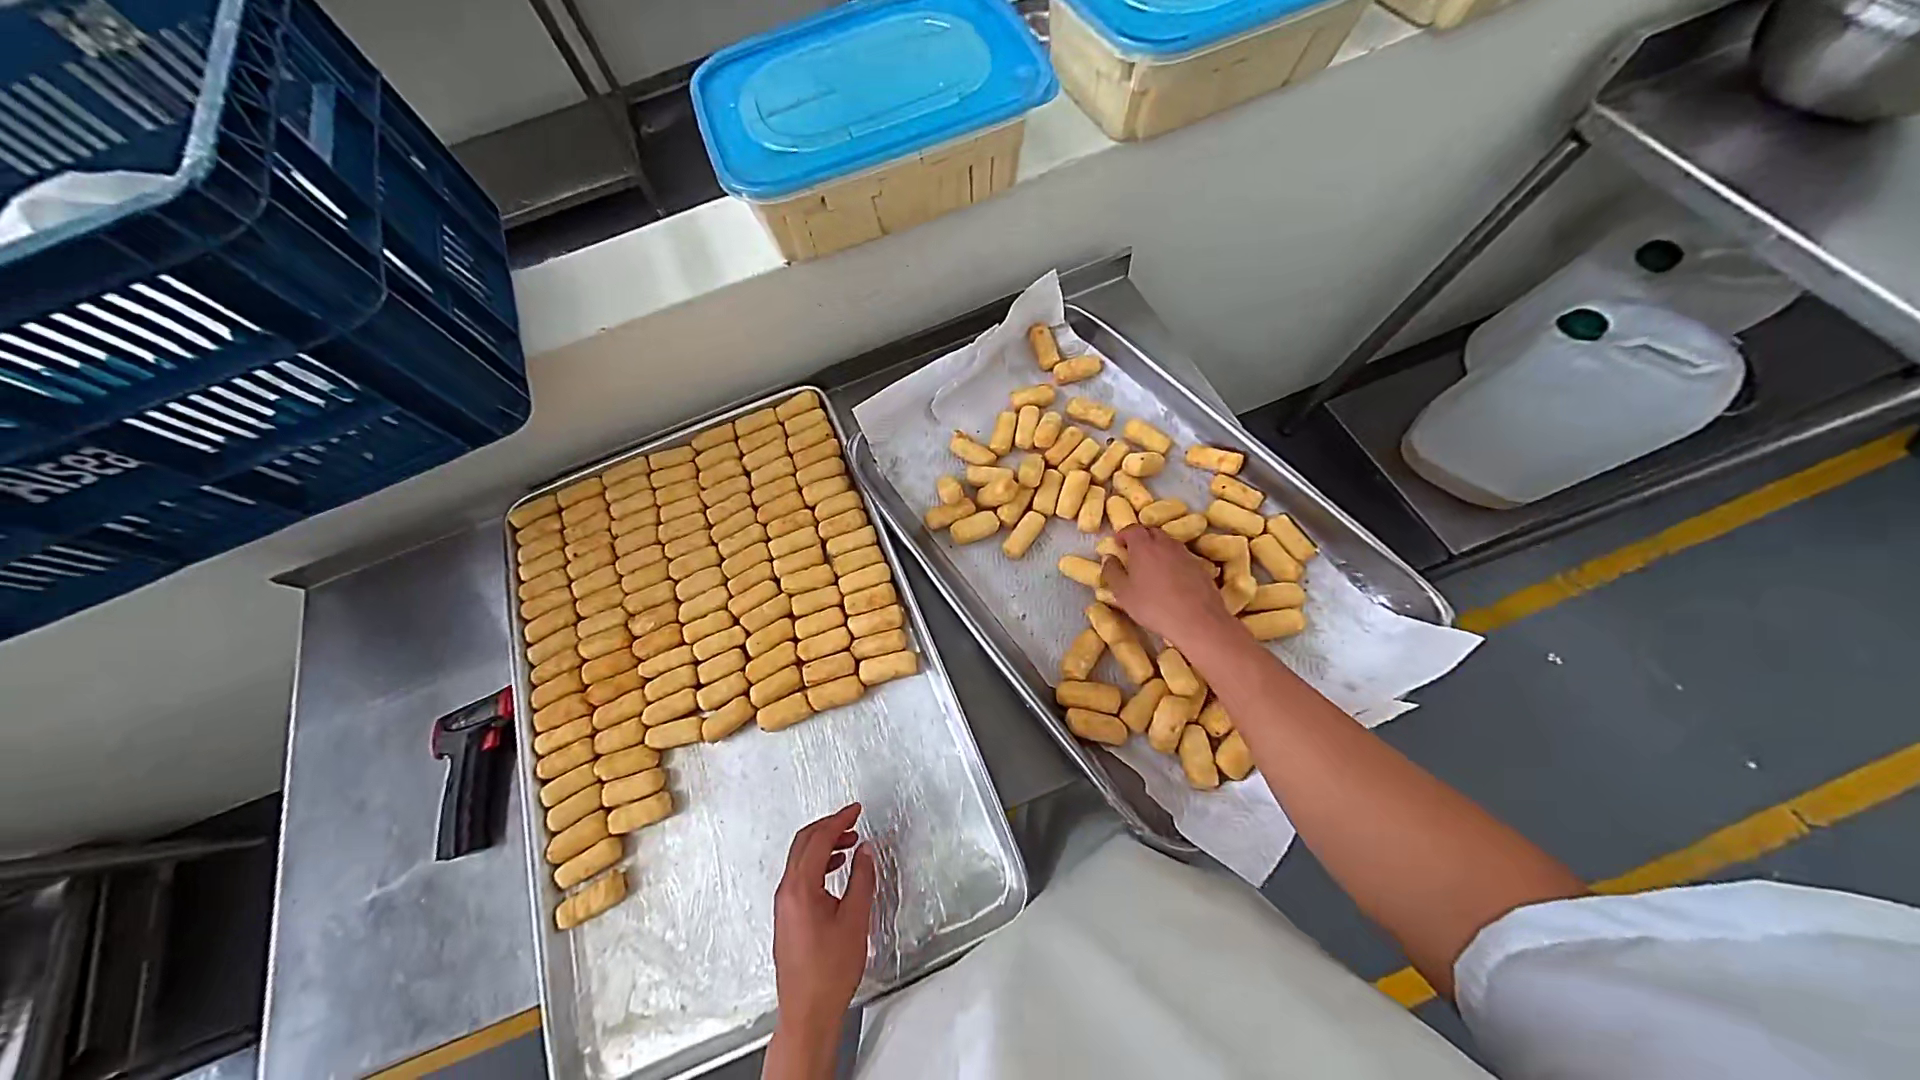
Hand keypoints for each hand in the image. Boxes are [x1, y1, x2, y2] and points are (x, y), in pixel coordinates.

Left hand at [772, 804, 875, 1038]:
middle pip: (804, 843)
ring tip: (849, 843)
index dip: (838, 820)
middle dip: (829, 826)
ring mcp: (784, 905)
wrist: (808, 1011)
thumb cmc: (828, 973)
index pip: (819, 840)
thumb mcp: (855, 918)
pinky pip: (800, 876)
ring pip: (801, 859)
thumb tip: (865, 852)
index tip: (854, 810)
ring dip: (824, 844)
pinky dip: (819, 863)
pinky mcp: (787, 916)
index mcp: (800, 888)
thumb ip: (861, 878)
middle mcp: (787, 892)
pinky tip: (836, 870)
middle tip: (851, 819)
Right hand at [1103, 526, 1242, 650]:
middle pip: (1152, 532)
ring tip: (1152, 567)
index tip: (1117, 544)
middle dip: (1141, 539)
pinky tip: (1172, 580)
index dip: (1123, 534)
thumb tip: (1108, 558)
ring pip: (1169, 544)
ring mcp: (1186, 554)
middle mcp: (1166, 544)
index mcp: (1144, 546)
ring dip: (1158, 550)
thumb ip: (1112, 572)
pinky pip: (1182, 557)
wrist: (1197, 621)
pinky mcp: (1201, 567)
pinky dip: (1173, 562)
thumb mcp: (1123, 593)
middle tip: (1133, 554)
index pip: (1132, 529)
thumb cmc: (1153, 606)